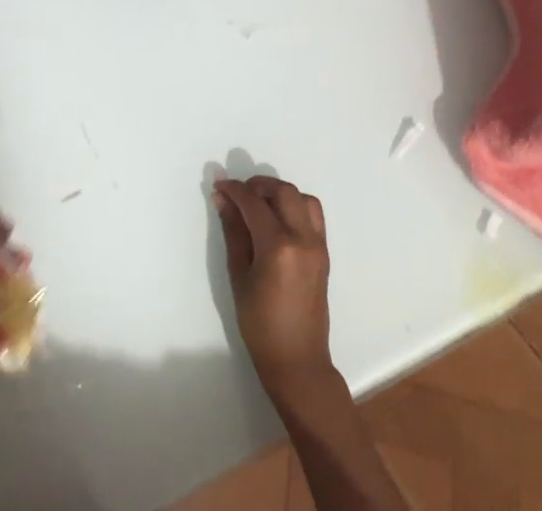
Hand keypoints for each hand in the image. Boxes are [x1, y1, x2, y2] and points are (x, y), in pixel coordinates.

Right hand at [212, 175, 333, 395]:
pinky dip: (293, 208)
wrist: (296, 355)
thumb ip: (233, 231)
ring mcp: (319, 246)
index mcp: (279, 246)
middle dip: (258, 185)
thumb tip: (222, 199)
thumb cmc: (258, 320)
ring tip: (258, 206)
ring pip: (304, 200)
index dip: (234, 189)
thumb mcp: (238, 273)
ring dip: (280, 194)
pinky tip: (273, 222)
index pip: (254, 203)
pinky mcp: (324, 254)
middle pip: (285, 192)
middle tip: (237, 193)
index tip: (217, 186)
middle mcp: (304, 239)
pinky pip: (312, 217)